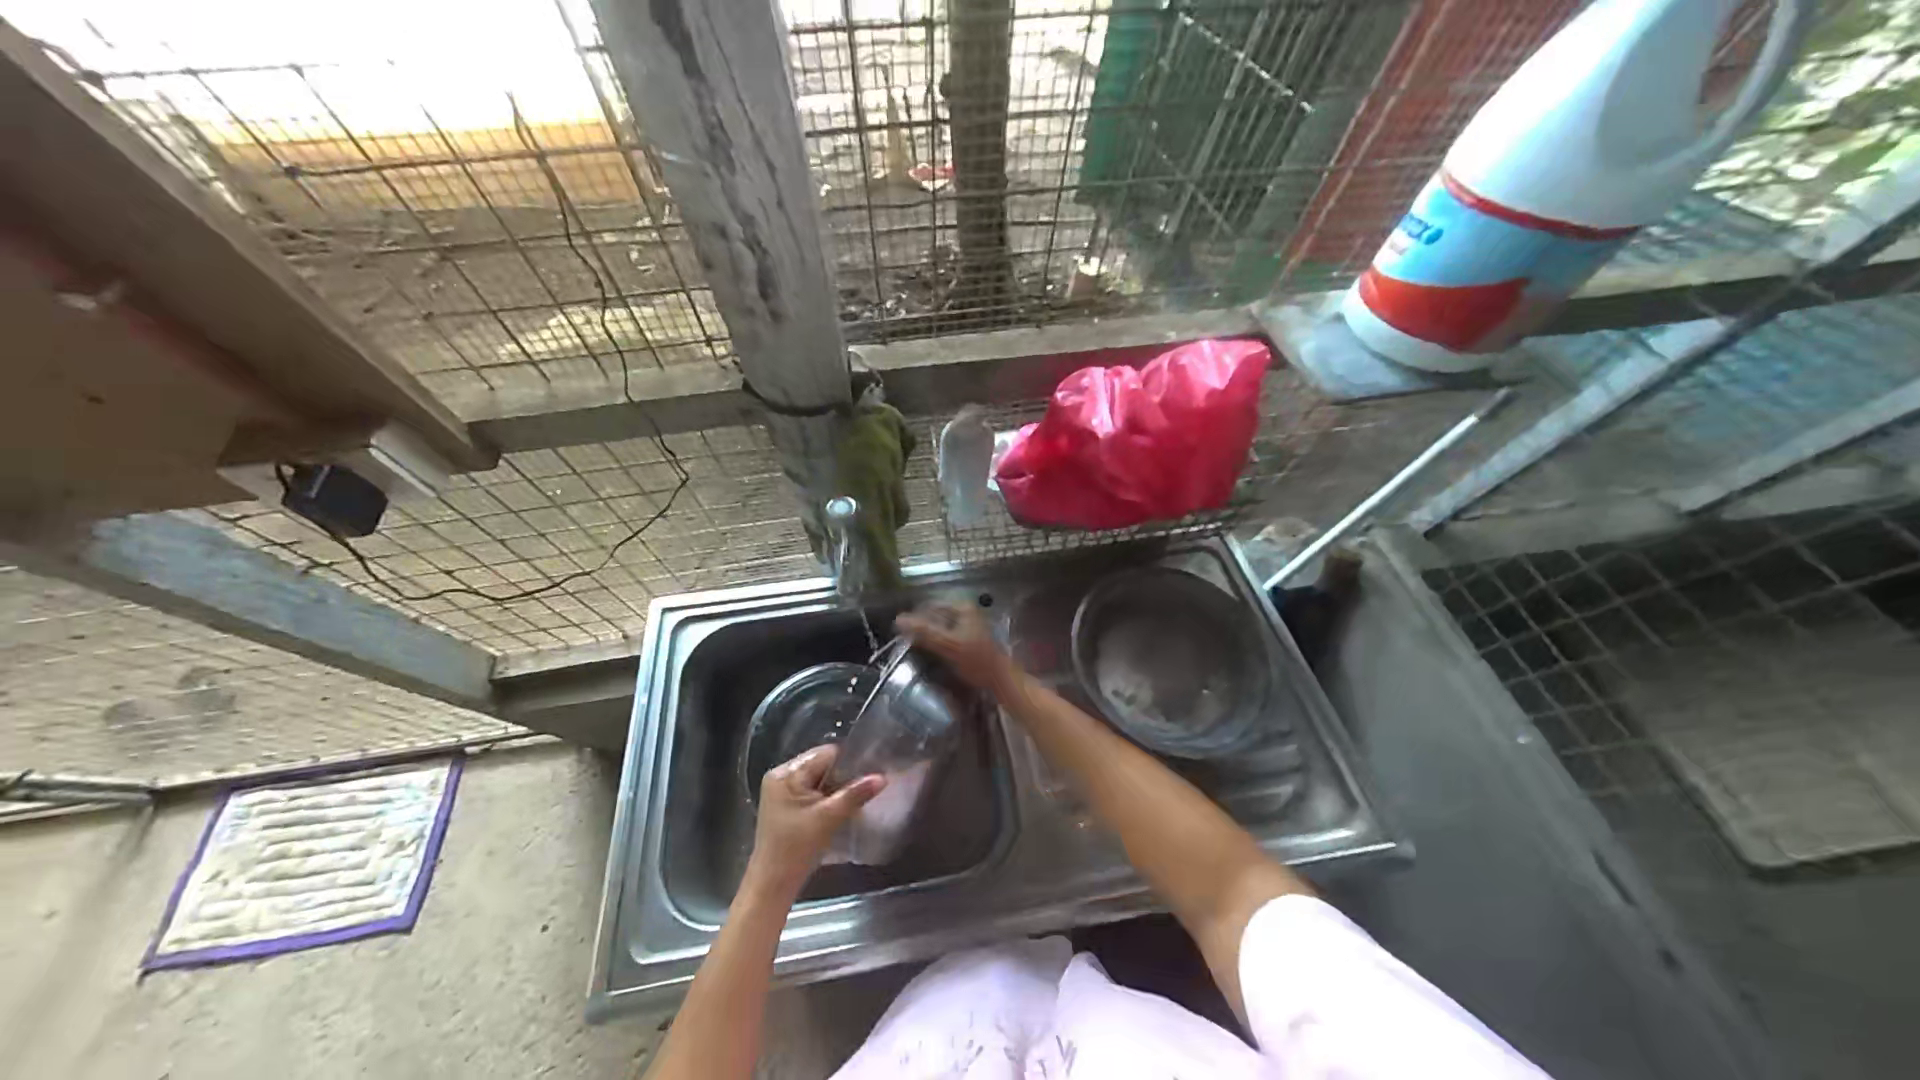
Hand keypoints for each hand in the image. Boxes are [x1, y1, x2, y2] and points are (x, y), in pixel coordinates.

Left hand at [746, 745, 884, 896]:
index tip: (864, 780)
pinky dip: (825, 799)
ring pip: (819, 779)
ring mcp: (782, 791)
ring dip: (835, 791)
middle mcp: (781, 776)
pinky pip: (812, 792)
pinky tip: (836, 812)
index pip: (825, 754)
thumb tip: (882, 777)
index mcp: (786, 774)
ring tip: (849, 804)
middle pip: (822, 765)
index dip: (847, 764)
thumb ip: (855, 795)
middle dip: (841, 779)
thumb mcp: (828, 818)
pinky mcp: (785, 805)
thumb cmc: (796, 849)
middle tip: (859, 794)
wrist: (772, 885)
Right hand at [895, 602, 1012, 690]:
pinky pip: (946, 636)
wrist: (999, 680)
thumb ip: (924, 631)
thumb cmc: (976, 661)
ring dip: (927, 636)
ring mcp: (967, 624)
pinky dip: (936, 643)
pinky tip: (930, 653)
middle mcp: (965, 611)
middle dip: (920, 628)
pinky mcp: (967, 638)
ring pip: (939, 627)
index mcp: (962, 607)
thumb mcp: (947, 645)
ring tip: (914, 648)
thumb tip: (898, 619)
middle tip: (905, 641)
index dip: (914, 618)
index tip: (899, 632)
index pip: (929, 607)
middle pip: (934, 616)